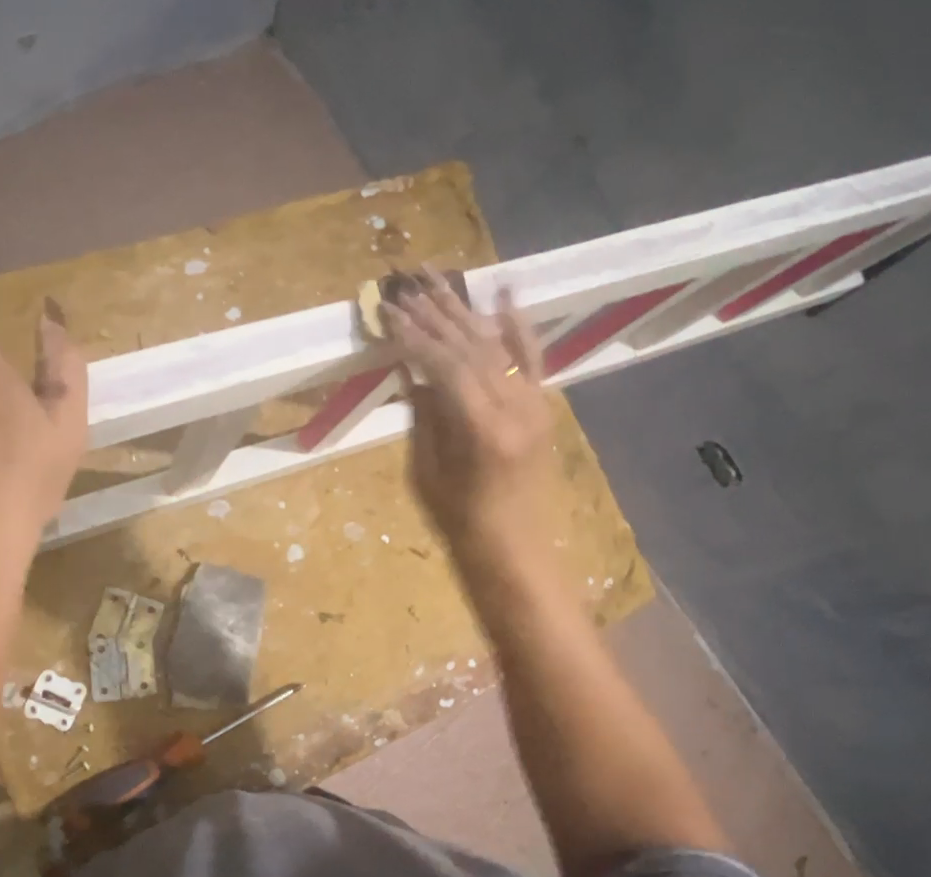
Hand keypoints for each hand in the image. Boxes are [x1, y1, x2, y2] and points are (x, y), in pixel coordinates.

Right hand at [387, 272, 557, 567]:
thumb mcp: (426, 469)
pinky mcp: (541, 408)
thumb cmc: (458, 519)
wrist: (512, 547)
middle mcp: (514, 408)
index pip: (445, 364)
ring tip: (439, 277)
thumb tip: (411, 366)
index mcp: (482, 428)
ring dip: (466, 311)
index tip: (389, 309)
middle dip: (436, 312)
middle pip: (471, 346)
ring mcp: (534, 405)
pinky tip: (504, 294)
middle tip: (409, 281)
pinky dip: (517, 325)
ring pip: (497, 345)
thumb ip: (423, 414)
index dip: (414, 335)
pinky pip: (531, 359)